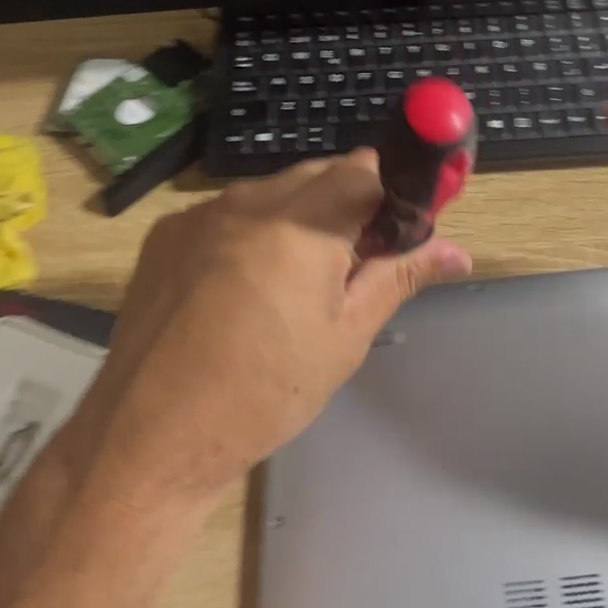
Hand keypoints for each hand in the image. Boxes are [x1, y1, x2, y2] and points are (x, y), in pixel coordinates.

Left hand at [63, 149, 472, 497]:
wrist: (149, 438)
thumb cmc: (263, 394)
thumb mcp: (345, 337)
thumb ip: (399, 277)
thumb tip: (457, 252)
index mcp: (300, 225)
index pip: (366, 169)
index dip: (392, 193)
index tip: (400, 230)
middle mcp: (248, 201)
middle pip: (320, 174)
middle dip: (348, 206)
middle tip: (353, 265)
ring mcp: (200, 212)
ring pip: (274, 191)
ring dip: (300, 218)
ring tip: (295, 284)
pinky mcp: (167, 232)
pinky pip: (228, 212)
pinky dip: (252, 232)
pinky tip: (242, 288)